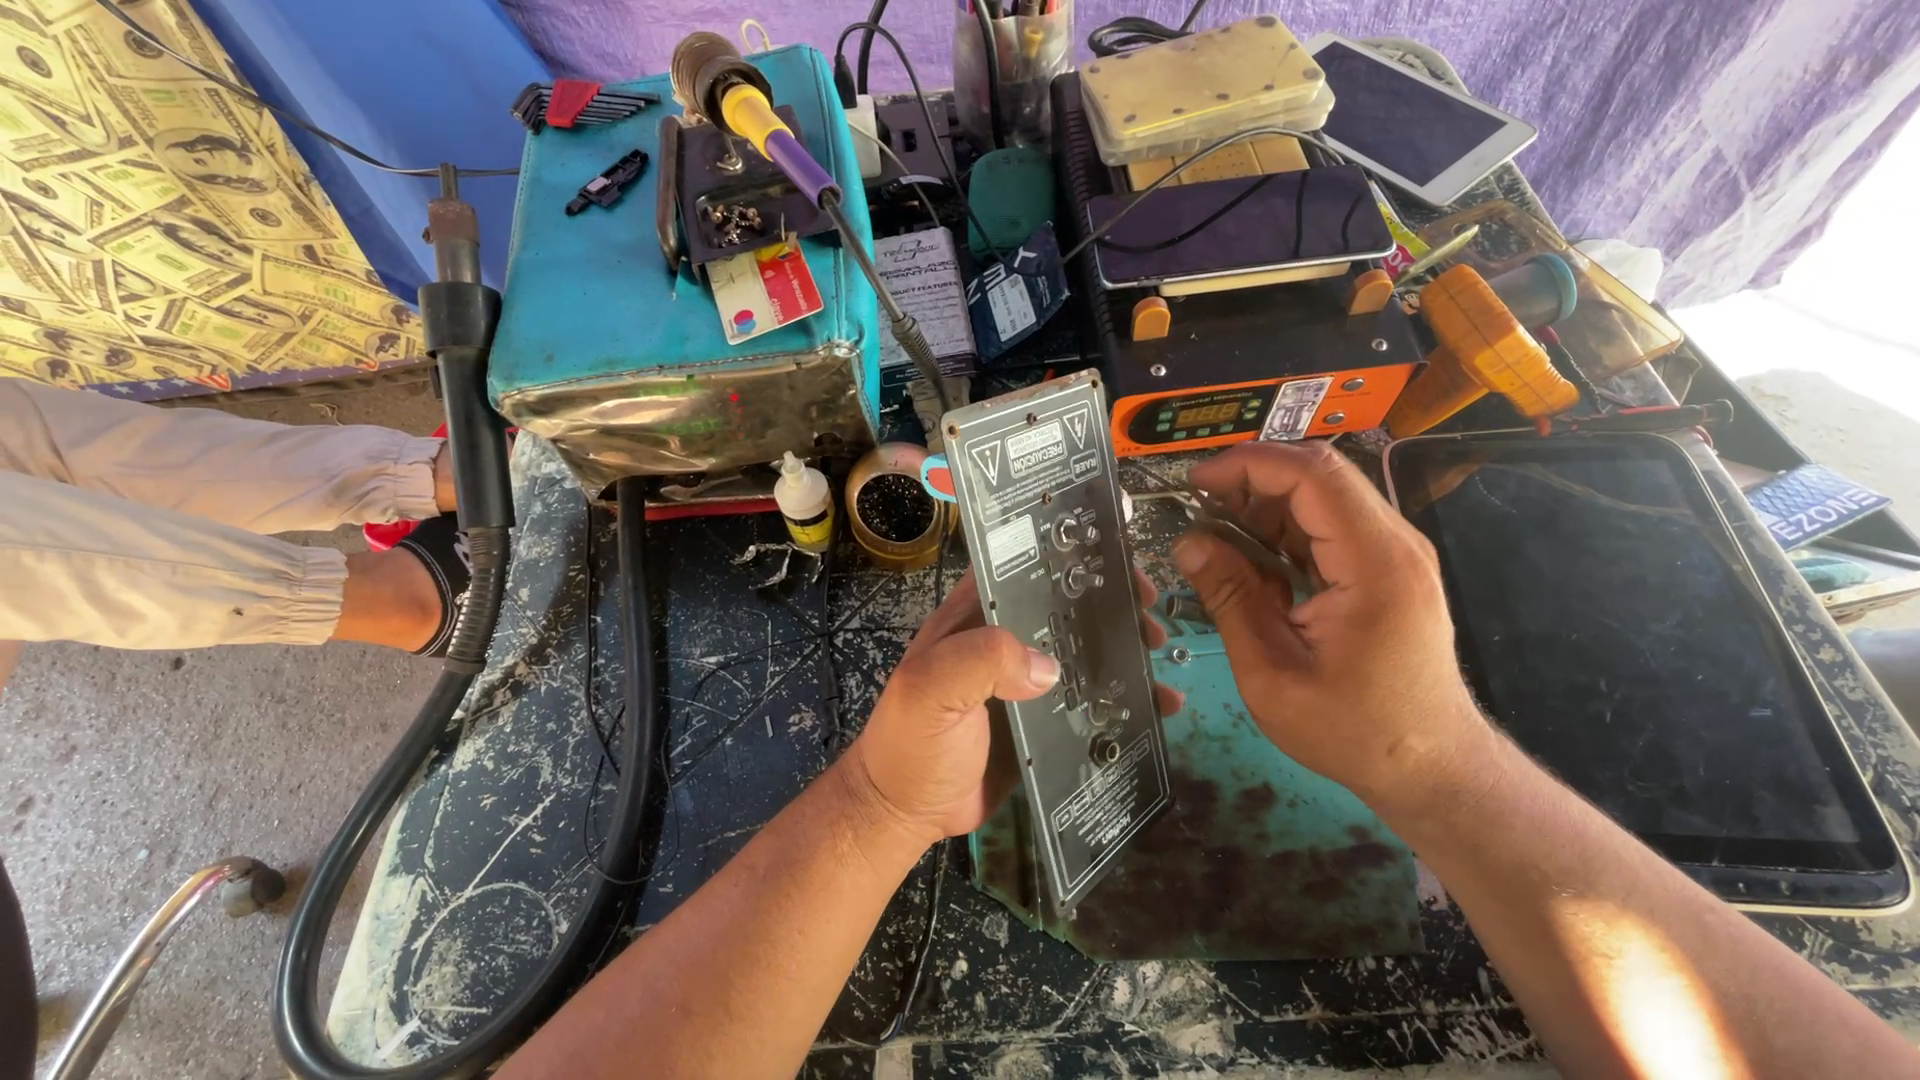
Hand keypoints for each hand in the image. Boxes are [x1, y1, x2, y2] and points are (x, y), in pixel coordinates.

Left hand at [843, 571, 1183, 846]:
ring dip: (1124, 646)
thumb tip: (1048, 668)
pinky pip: (1092, 703)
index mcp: (973, 619)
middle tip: (1148, 607)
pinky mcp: (1045, 724)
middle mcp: (1003, 643)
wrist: (907, 814)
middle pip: (1065, 608)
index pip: (1023, 569)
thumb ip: (980, 661)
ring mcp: (1026, 684)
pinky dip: (1127, 700)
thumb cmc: (909, 744)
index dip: (1068, 556)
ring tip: (1157, 647)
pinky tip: (1162, 703)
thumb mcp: (930, 690)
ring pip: (1085, 653)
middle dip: (1110, 600)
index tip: (1115, 559)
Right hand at [1173, 441, 1489, 807]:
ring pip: (1323, 498)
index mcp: (1373, 564)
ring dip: (1264, 505)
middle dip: (1251, 479)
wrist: (1429, 766)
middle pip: (1319, 476)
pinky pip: (1330, 528)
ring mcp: (1394, 554)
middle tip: (1198, 507)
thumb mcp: (1272, 673)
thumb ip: (1230, 599)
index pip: (1312, 475)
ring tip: (1213, 532)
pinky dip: (1284, 531)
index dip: (1248, 464)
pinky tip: (1248, 557)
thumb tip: (1188, 543)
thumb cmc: (1353, 730)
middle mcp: (1394, 544)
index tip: (1196, 482)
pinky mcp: (1385, 569)